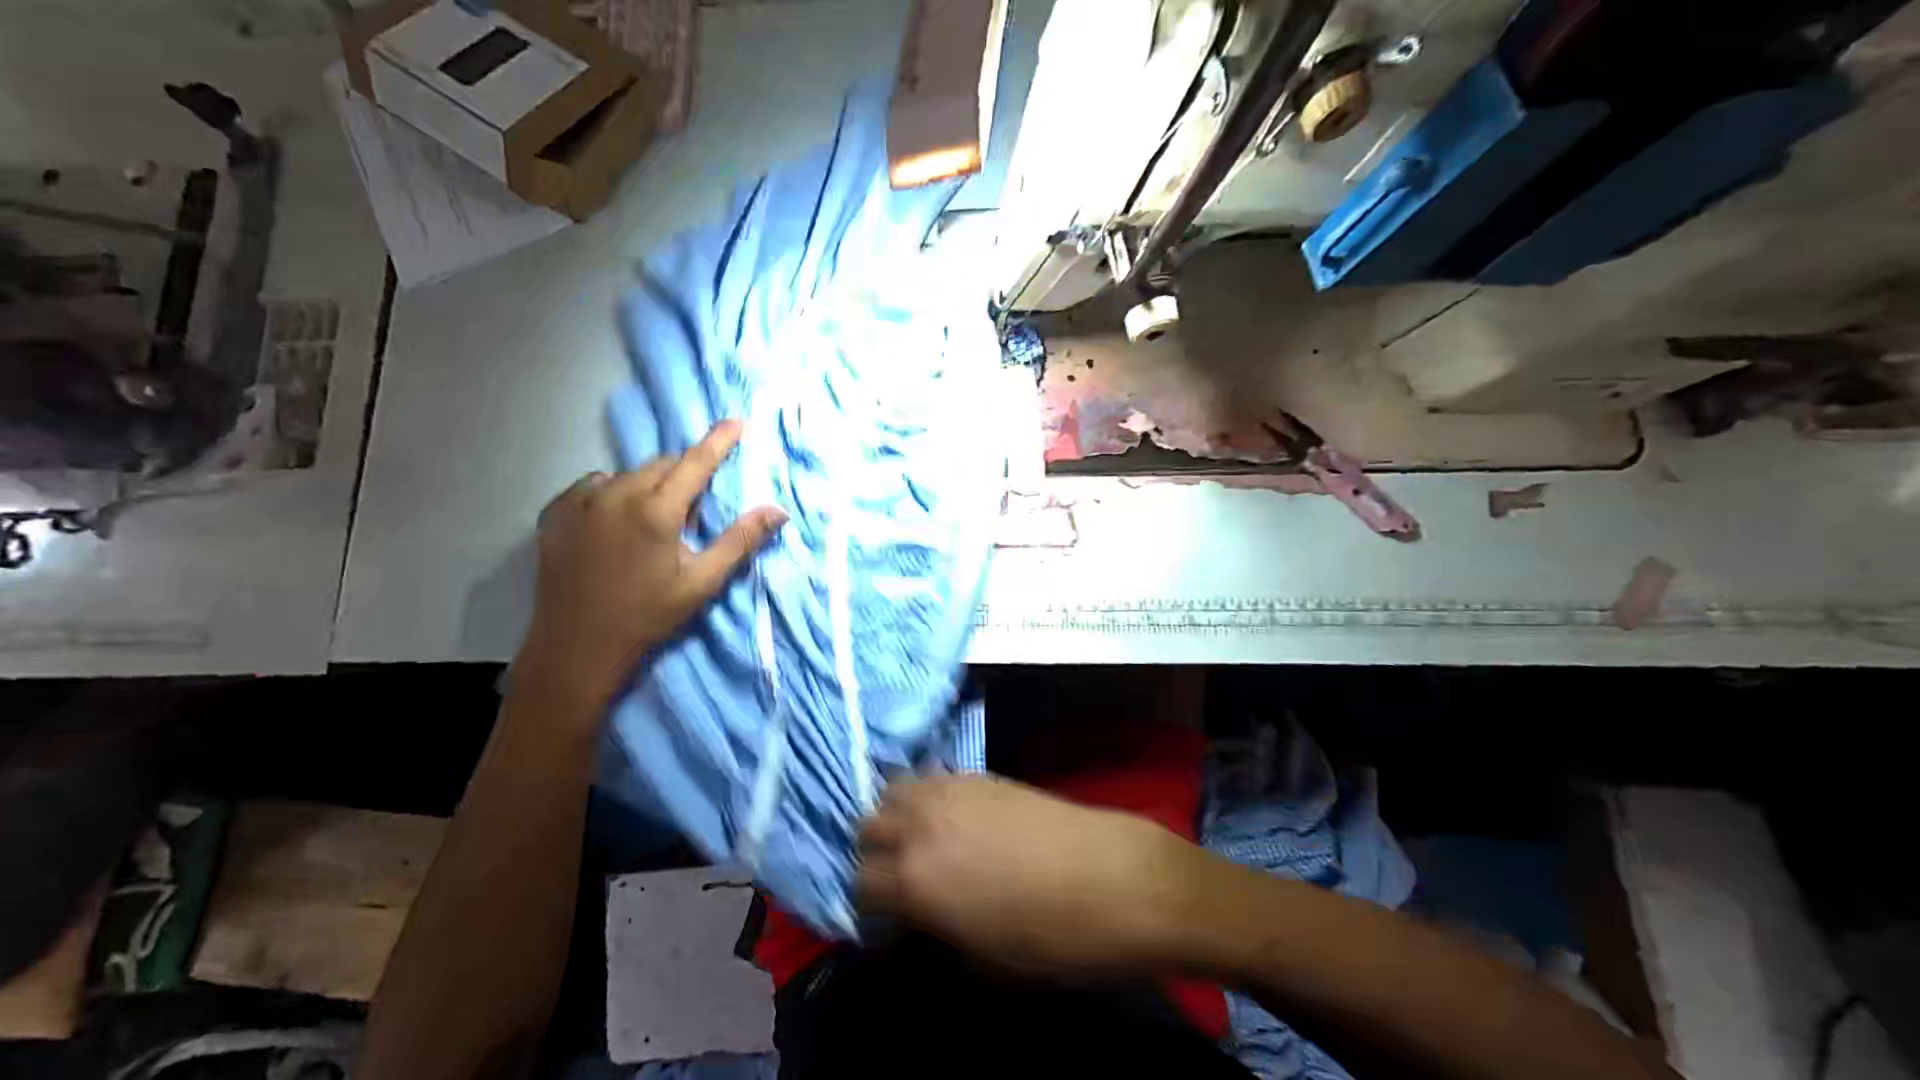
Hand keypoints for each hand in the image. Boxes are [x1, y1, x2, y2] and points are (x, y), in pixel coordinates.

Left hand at [517, 420, 785, 704]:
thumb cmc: (648, 615)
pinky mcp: (555, 512)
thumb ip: (740, 541)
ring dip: (648, 485)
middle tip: (692, 510)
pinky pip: (593, 485)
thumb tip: (777, 510)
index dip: (719, 440)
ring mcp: (580, 500)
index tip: (736, 421)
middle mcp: (616, 494)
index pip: (695, 463)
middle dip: (684, 474)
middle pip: (662, 465)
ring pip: (628, 474)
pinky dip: (613, 493)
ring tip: (651, 521)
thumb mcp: (702, 582)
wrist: (577, 646)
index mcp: (657, 511)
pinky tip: (615, 523)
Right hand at [856, 775, 1201, 974]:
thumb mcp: (986, 958)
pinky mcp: (982, 774)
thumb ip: (940, 930)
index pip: (860, 883)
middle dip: (874, 851)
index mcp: (915, 881)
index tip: (886, 917)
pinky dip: (930, 795)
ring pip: (896, 790)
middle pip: (867, 825)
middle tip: (898, 874)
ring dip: (897, 814)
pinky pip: (935, 778)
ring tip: (920, 837)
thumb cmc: (1055, 938)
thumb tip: (927, 917)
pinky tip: (955, 816)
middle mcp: (922, 825)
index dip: (868, 904)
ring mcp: (952, 791)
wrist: (1118, 879)